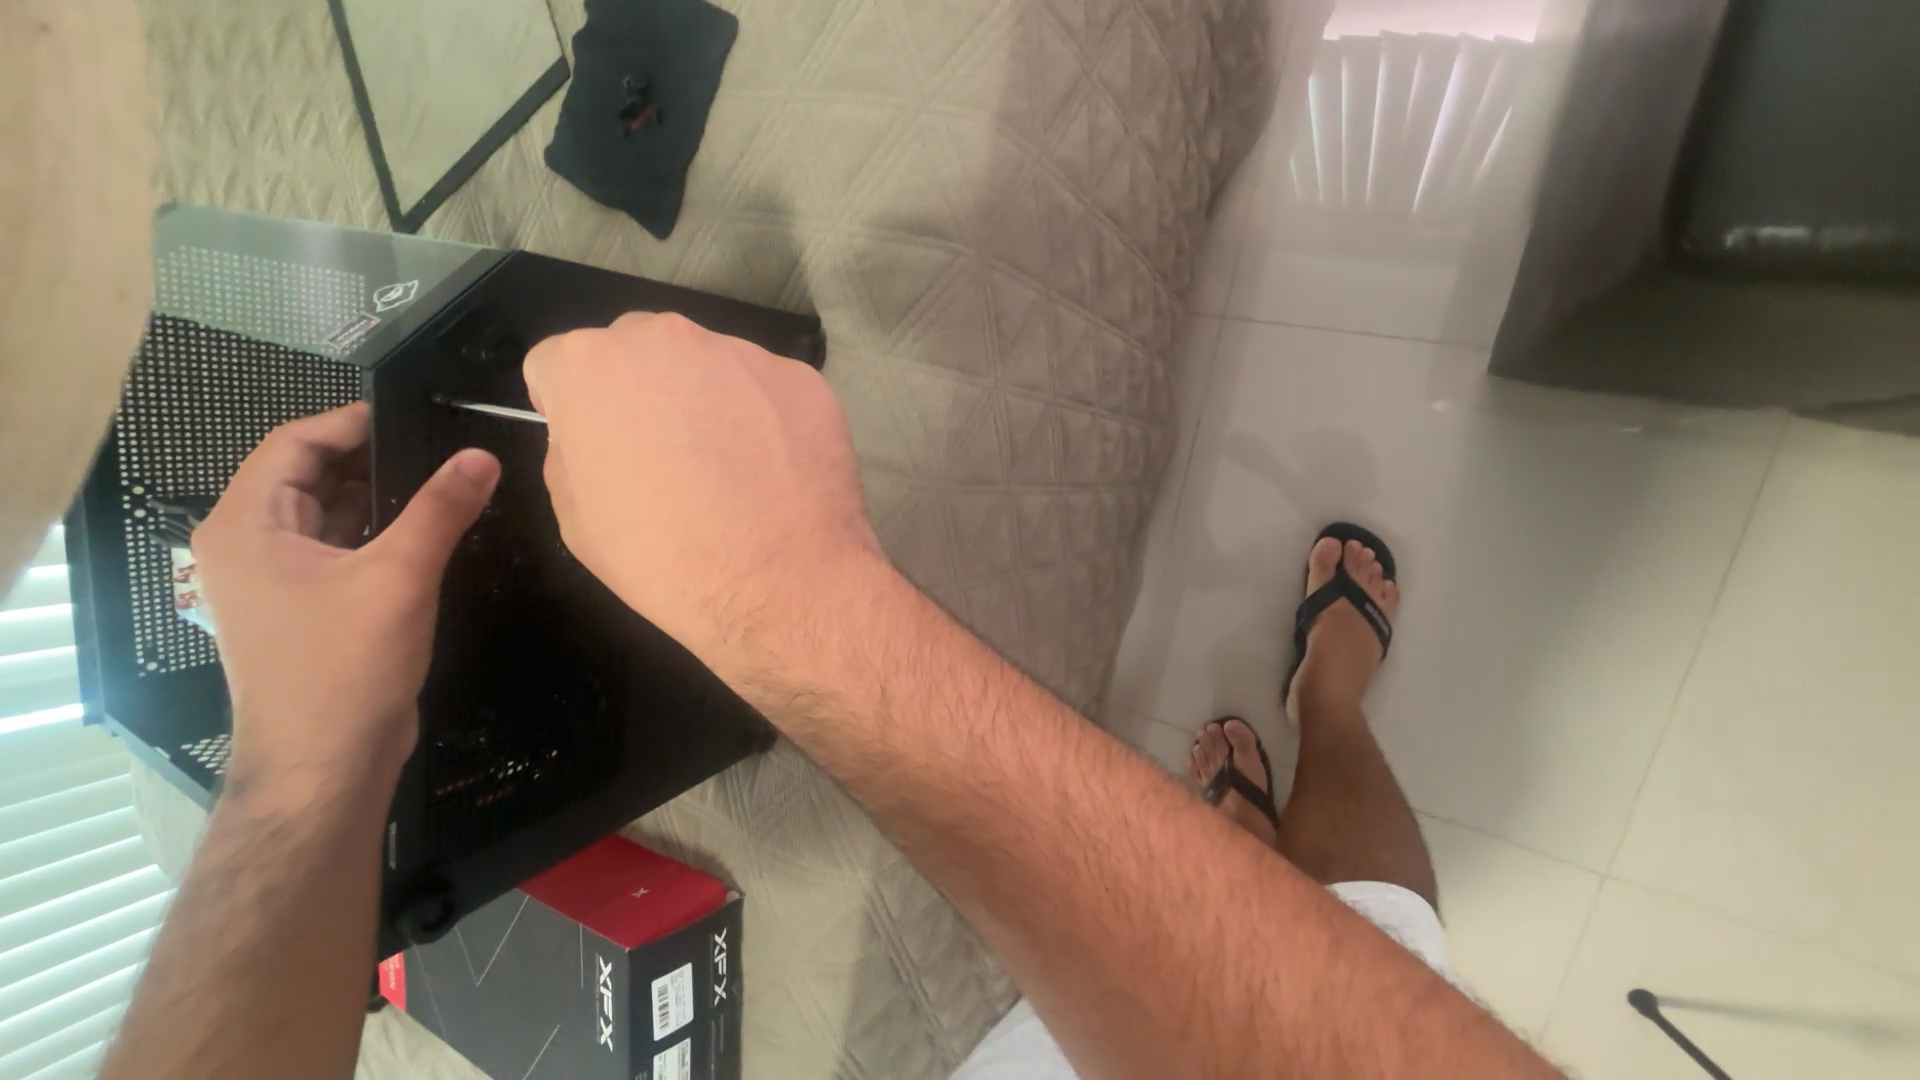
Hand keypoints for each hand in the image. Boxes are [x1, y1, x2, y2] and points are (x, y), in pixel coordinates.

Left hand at [191, 403, 499, 800]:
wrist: (327, 760)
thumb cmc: (346, 664)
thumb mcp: (399, 576)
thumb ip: (441, 509)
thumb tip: (482, 456)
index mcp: (247, 526)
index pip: (294, 444)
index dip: (354, 423)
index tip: (420, 417)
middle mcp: (251, 546)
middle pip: (313, 477)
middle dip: (379, 462)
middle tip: (449, 452)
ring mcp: (279, 580)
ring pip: (335, 516)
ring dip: (387, 501)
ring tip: (451, 488)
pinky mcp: (310, 608)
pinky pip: (346, 551)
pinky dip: (385, 536)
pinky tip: (434, 535)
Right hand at [524, 313, 883, 695]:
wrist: (784, 582)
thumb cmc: (667, 559)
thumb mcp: (577, 518)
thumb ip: (572, 453)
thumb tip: (595, 433)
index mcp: (591, 365)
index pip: (557, 364)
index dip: (570, 406)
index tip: (596, 444)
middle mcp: (667, 338)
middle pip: (637, 350)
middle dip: (641, 390)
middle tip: (664, 455)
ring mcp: (743, 353)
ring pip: (709, 365)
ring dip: (708, 400)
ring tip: (731, 468)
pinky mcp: (802, 379)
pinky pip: (768, 390)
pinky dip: (766, 418)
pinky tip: (776, 469)